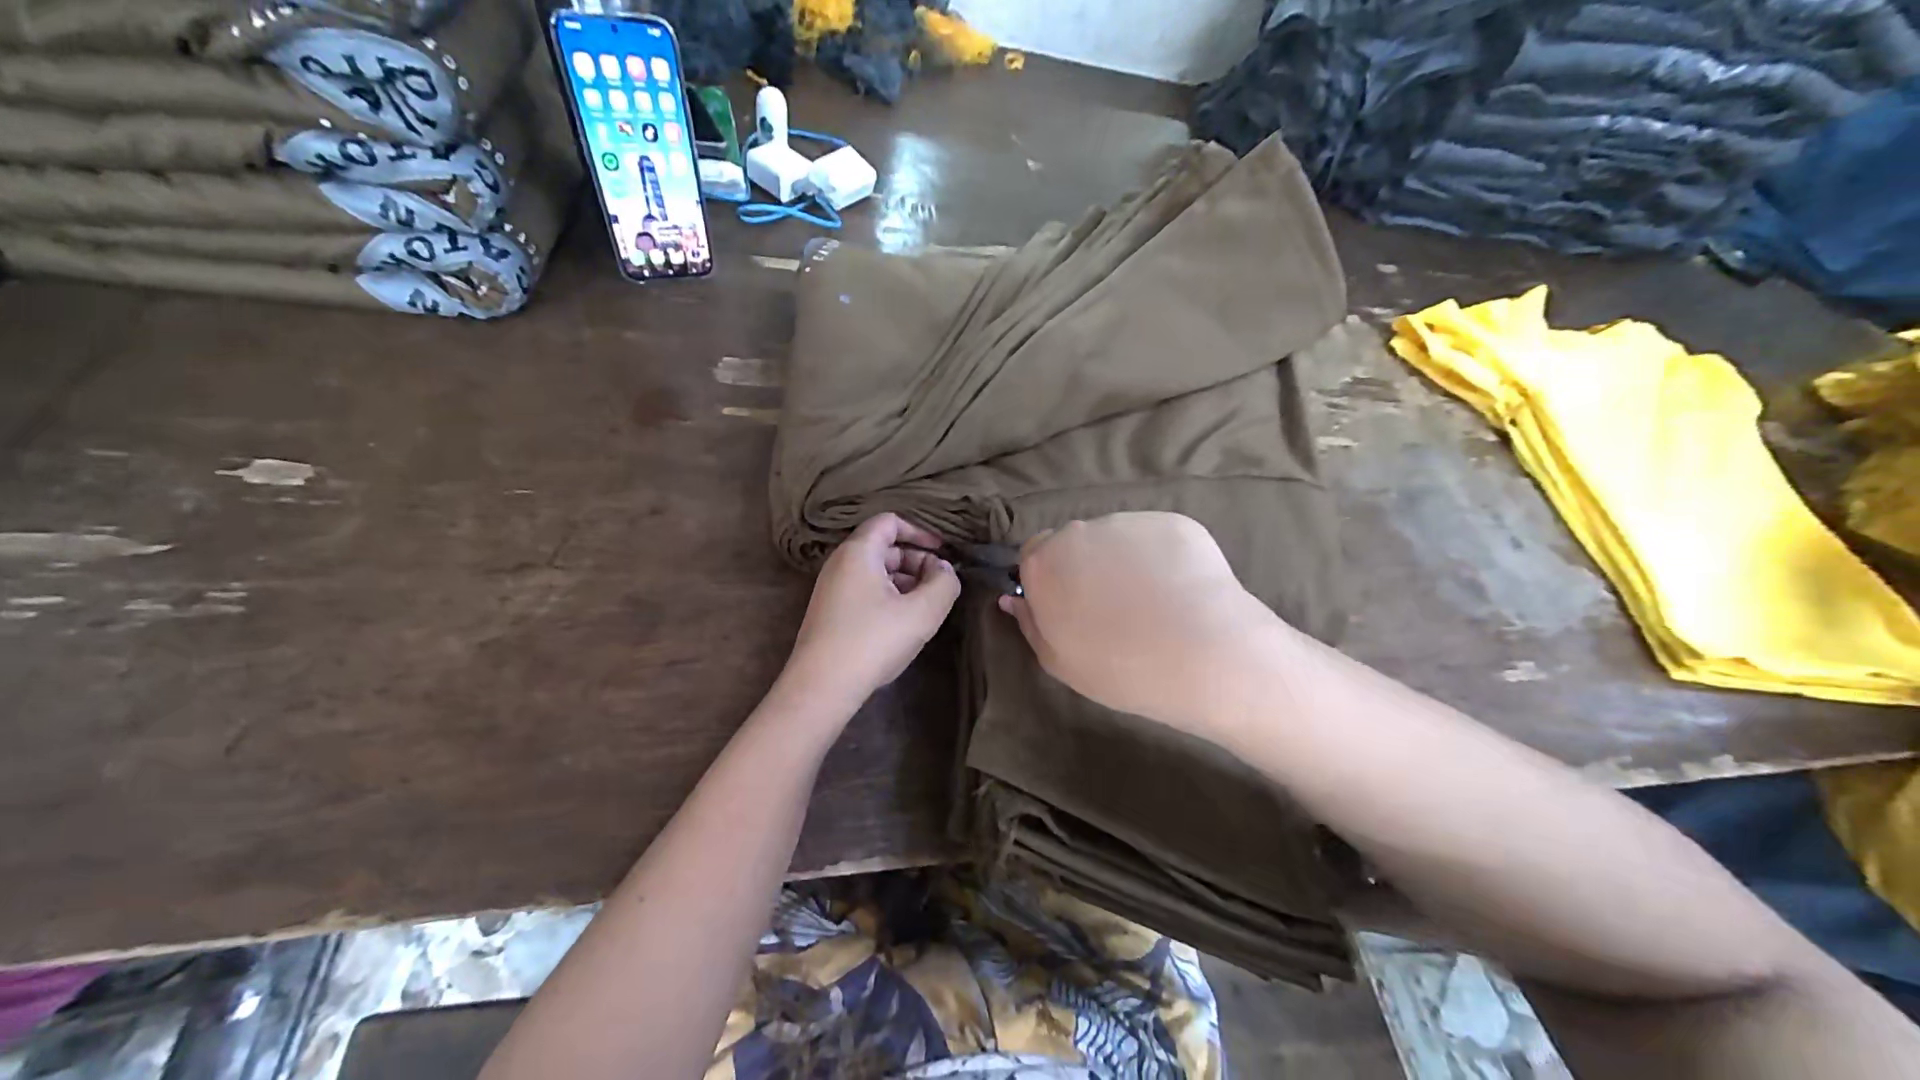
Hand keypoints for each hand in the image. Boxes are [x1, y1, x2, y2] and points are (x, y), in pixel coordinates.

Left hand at [783, 513, 961, 706]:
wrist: (822, 686)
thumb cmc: (873, 640)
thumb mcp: (923, 611)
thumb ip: (944, 583)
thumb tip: (944, 570)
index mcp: (858, 552)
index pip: (889, 522)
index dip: (920, 532)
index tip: (943, 552)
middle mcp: (840, 563)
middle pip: (884, 547)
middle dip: (917, 561)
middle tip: (940, 585)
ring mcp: (831, 589)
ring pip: (876, 573)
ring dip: (905, 582)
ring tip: (926, 608)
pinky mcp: (830, 613)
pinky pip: (865, 592)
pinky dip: (889, 598)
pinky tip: (903, 625)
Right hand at [998, 512, 1288, 735]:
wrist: (1208, 658)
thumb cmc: (1122, 669)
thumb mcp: (1059, 661)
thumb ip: (1030, 623)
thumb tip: (1013, 597)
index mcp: (1045, 562)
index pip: (1032, 555)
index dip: (1049, 580)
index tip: (1069, 606)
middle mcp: (1081, 530)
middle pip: (1074, 543)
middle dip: (1085, 566)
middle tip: (1112, 608)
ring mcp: (1130, 521)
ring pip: (1116, 537)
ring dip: (1123, 559)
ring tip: (1153, 602)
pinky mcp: (1175, 522)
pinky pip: (1156, 538)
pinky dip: (1162, 557)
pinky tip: (1181, 591)